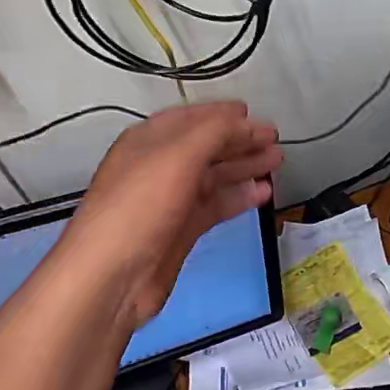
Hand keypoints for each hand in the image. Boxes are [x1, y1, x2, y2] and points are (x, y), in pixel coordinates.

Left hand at [64, 101, 281, 326]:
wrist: (113, 275)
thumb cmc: (138, 209)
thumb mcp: (177, 157)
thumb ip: (214, 133)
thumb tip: (244, 124)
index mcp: (148, 142)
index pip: (191, 119)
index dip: (222, 115)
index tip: (252, 114)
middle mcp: (159, 168)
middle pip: (206, 147)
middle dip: (240, 141)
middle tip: (273, 139)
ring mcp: (170, 201)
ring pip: (214, 177)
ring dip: (244, 167)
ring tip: (276, 162)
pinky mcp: (182, 231)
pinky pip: (215, 207)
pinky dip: (239, 198)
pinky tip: (261, 193)